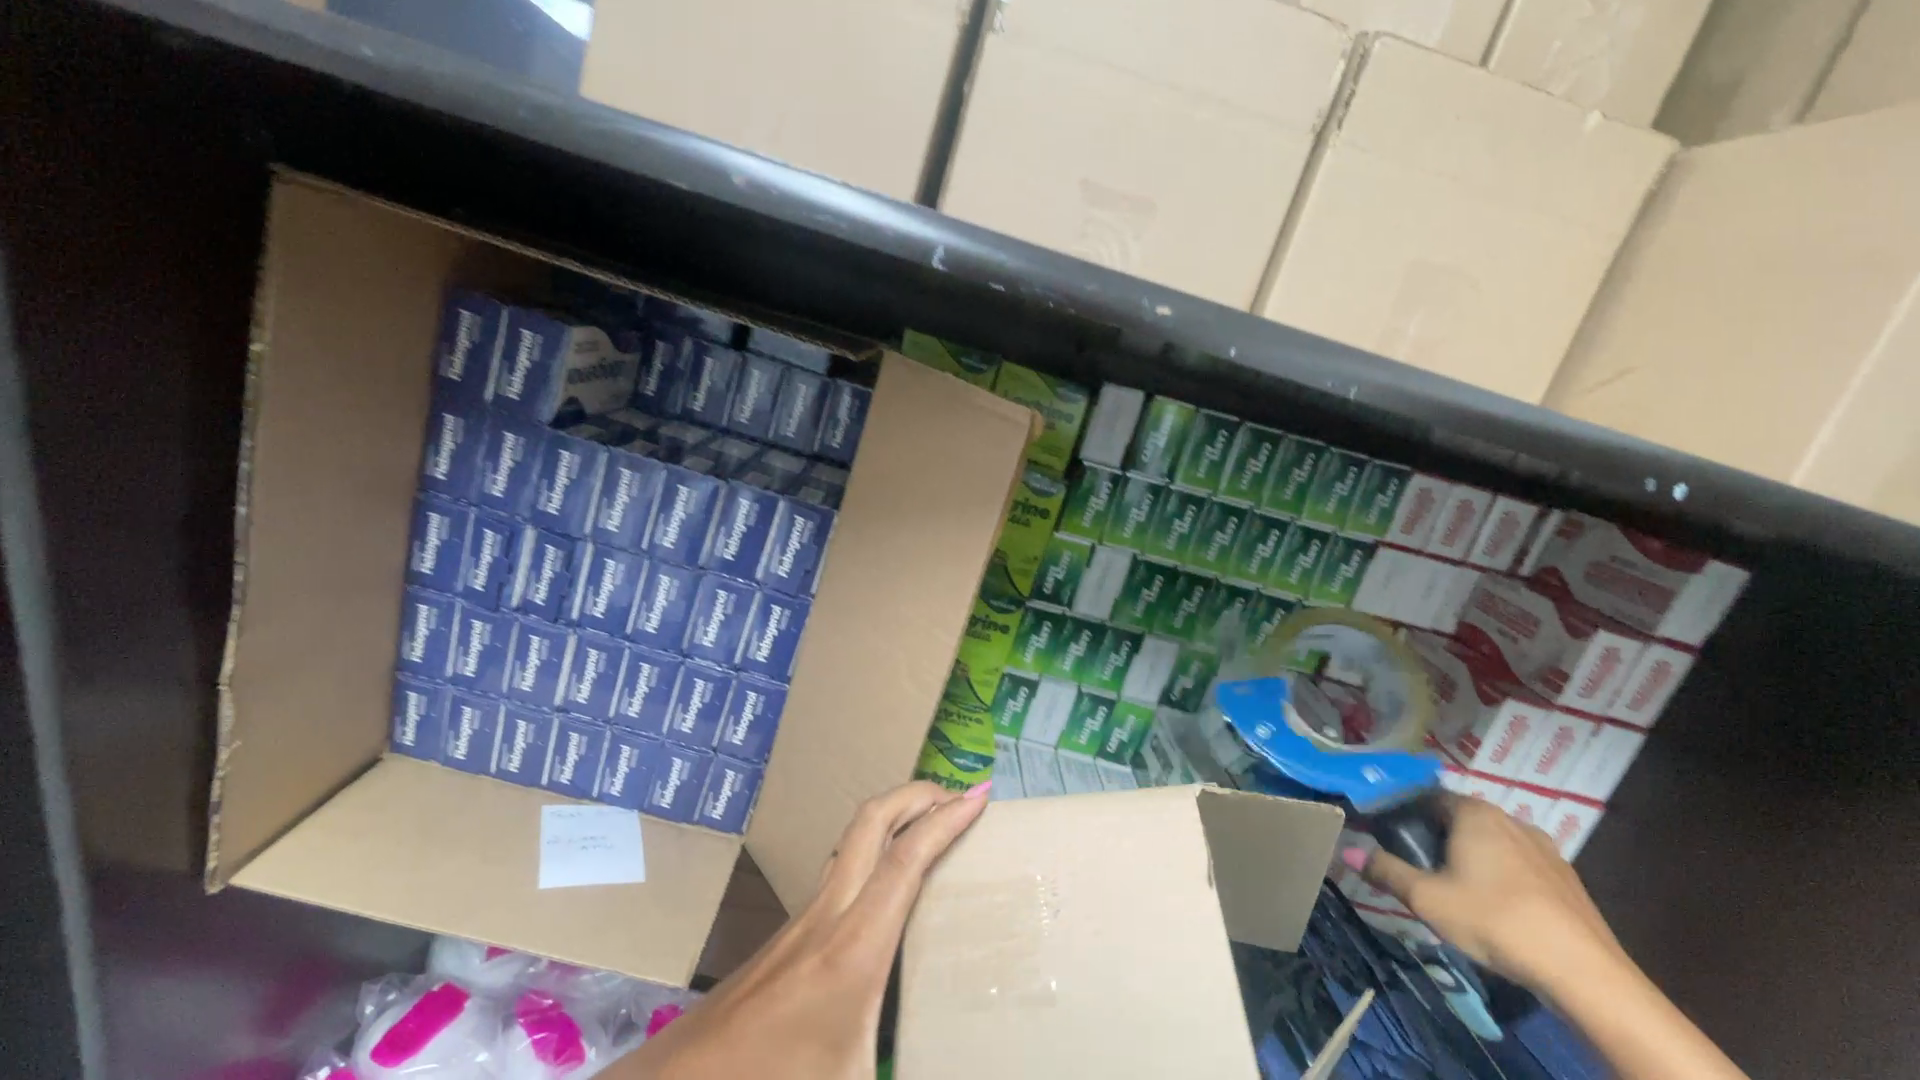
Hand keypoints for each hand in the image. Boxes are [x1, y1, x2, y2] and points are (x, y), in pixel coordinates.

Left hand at [616, 780, 990, 1078]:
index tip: (979, 797)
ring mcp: (804, 917)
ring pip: (850, 840)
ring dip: (893, 817)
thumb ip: (902, 1068)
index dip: (945, 822)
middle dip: (916, 794)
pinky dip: (873, 850)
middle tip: (958, 795)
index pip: (905, 861)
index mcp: (855, 947)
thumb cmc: (774, 1076)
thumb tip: (952, 1066)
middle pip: (871, 822)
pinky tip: (885, 884)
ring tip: (930, 825)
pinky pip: (840, 868)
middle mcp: (829, 914)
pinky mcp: (789, 930)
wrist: (683, 1078)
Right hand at [1353, 793, 1623, 991]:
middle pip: (1462, 819)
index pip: (1429, 797)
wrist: (1580, 968)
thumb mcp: (1426, 898)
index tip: (1387, 836)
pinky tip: (1496, 909)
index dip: (1405, 814)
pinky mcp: (1566, 877)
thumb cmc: (1493, 920)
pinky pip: (1520, 866)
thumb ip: (1385, 871)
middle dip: (1437, 838)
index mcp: (1474, 814)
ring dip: (1472, 859)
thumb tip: (1346, 851)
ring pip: (1494, 843)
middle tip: (1417, 868)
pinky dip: (1502, 877)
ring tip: (1456, 891)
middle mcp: (1510, 819)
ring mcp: (1544, 848)